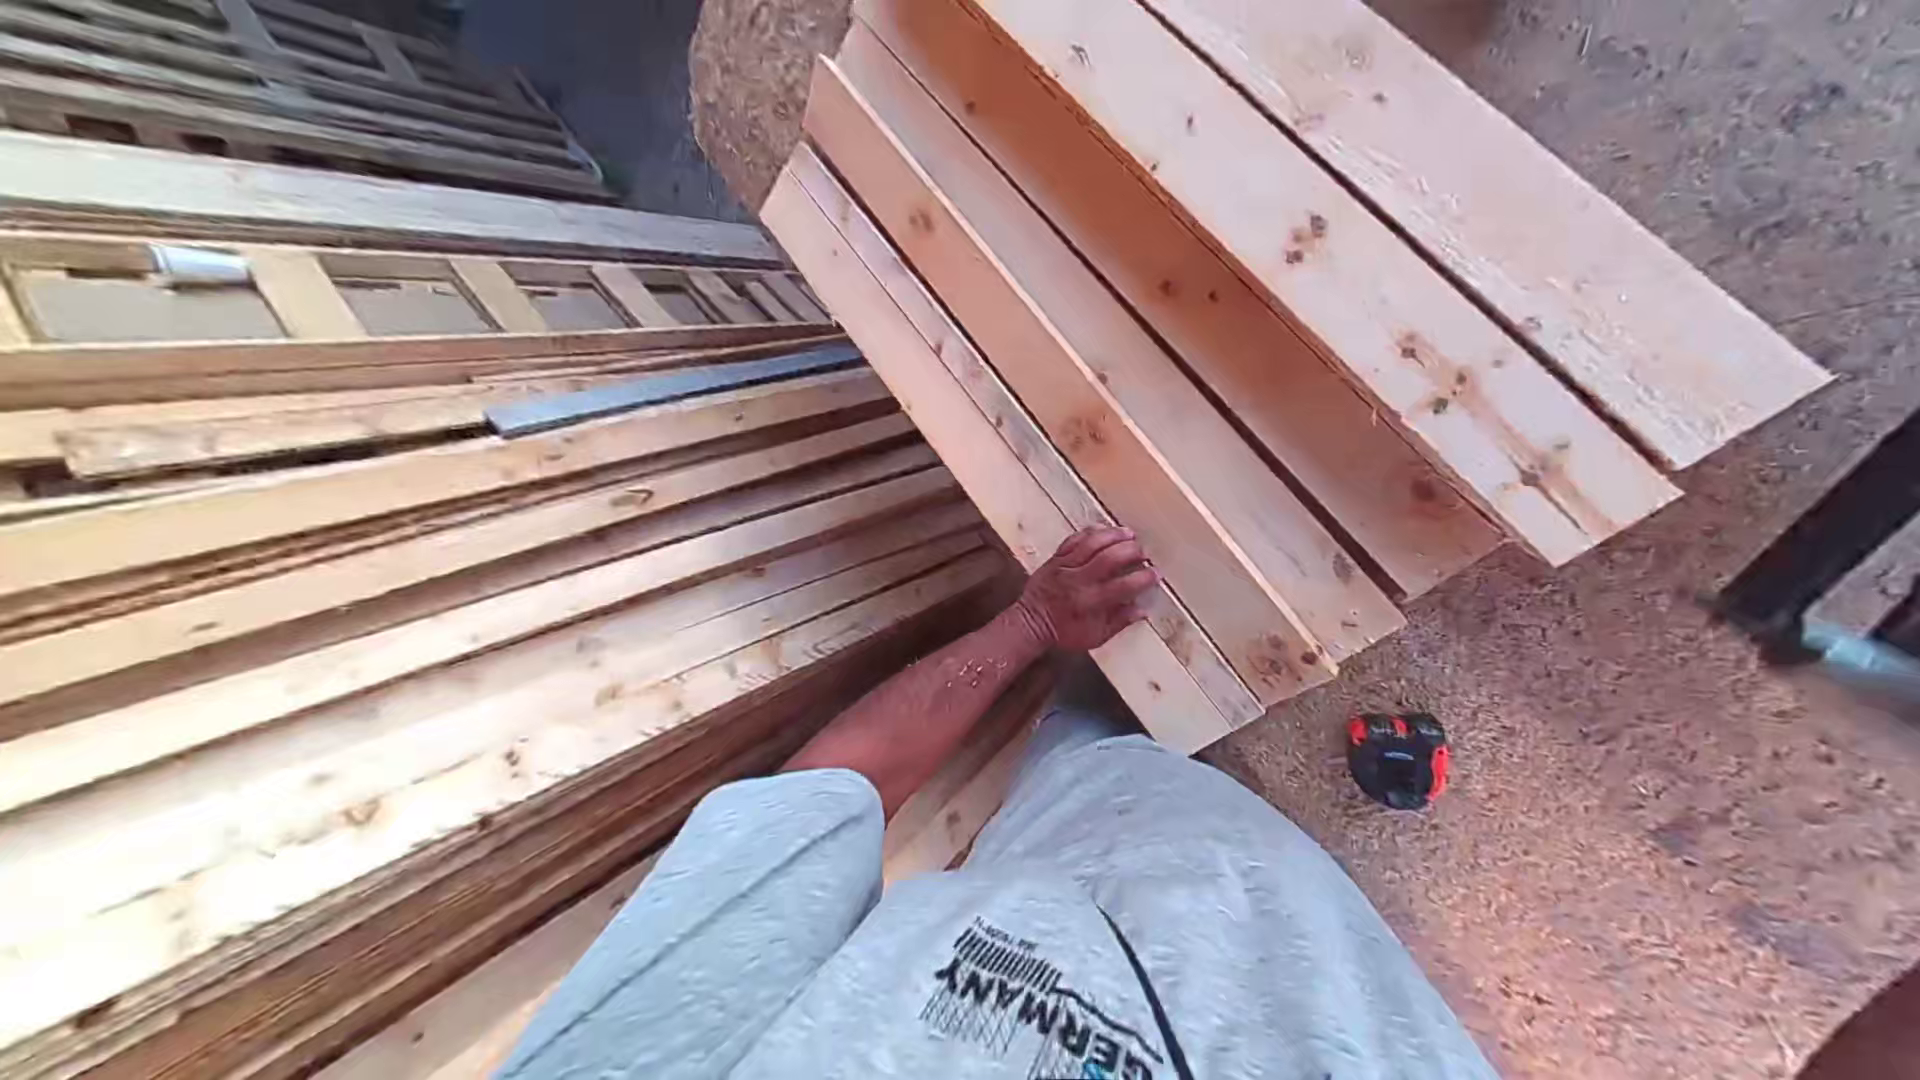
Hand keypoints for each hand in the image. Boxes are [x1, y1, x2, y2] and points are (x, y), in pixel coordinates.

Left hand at [1012, 526, 1160, 651]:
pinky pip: (1073, 540)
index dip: (1143, 578)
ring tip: (1129, 533)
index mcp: (1090, 602)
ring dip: (1113, 535)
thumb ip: (1119, 622)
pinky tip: (1104, 530)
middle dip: (1131, 551)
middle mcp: (1078, 581)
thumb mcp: (1094, 636)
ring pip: (1091, 544)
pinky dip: (1090, 532)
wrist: (1031, 623)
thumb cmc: (1064, 633)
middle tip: (1144, 551)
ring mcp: (1065, 567)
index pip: (1123, 586)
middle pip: (1109, 558)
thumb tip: (1142, 610)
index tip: (1156, 573)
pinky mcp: (1055, 559)